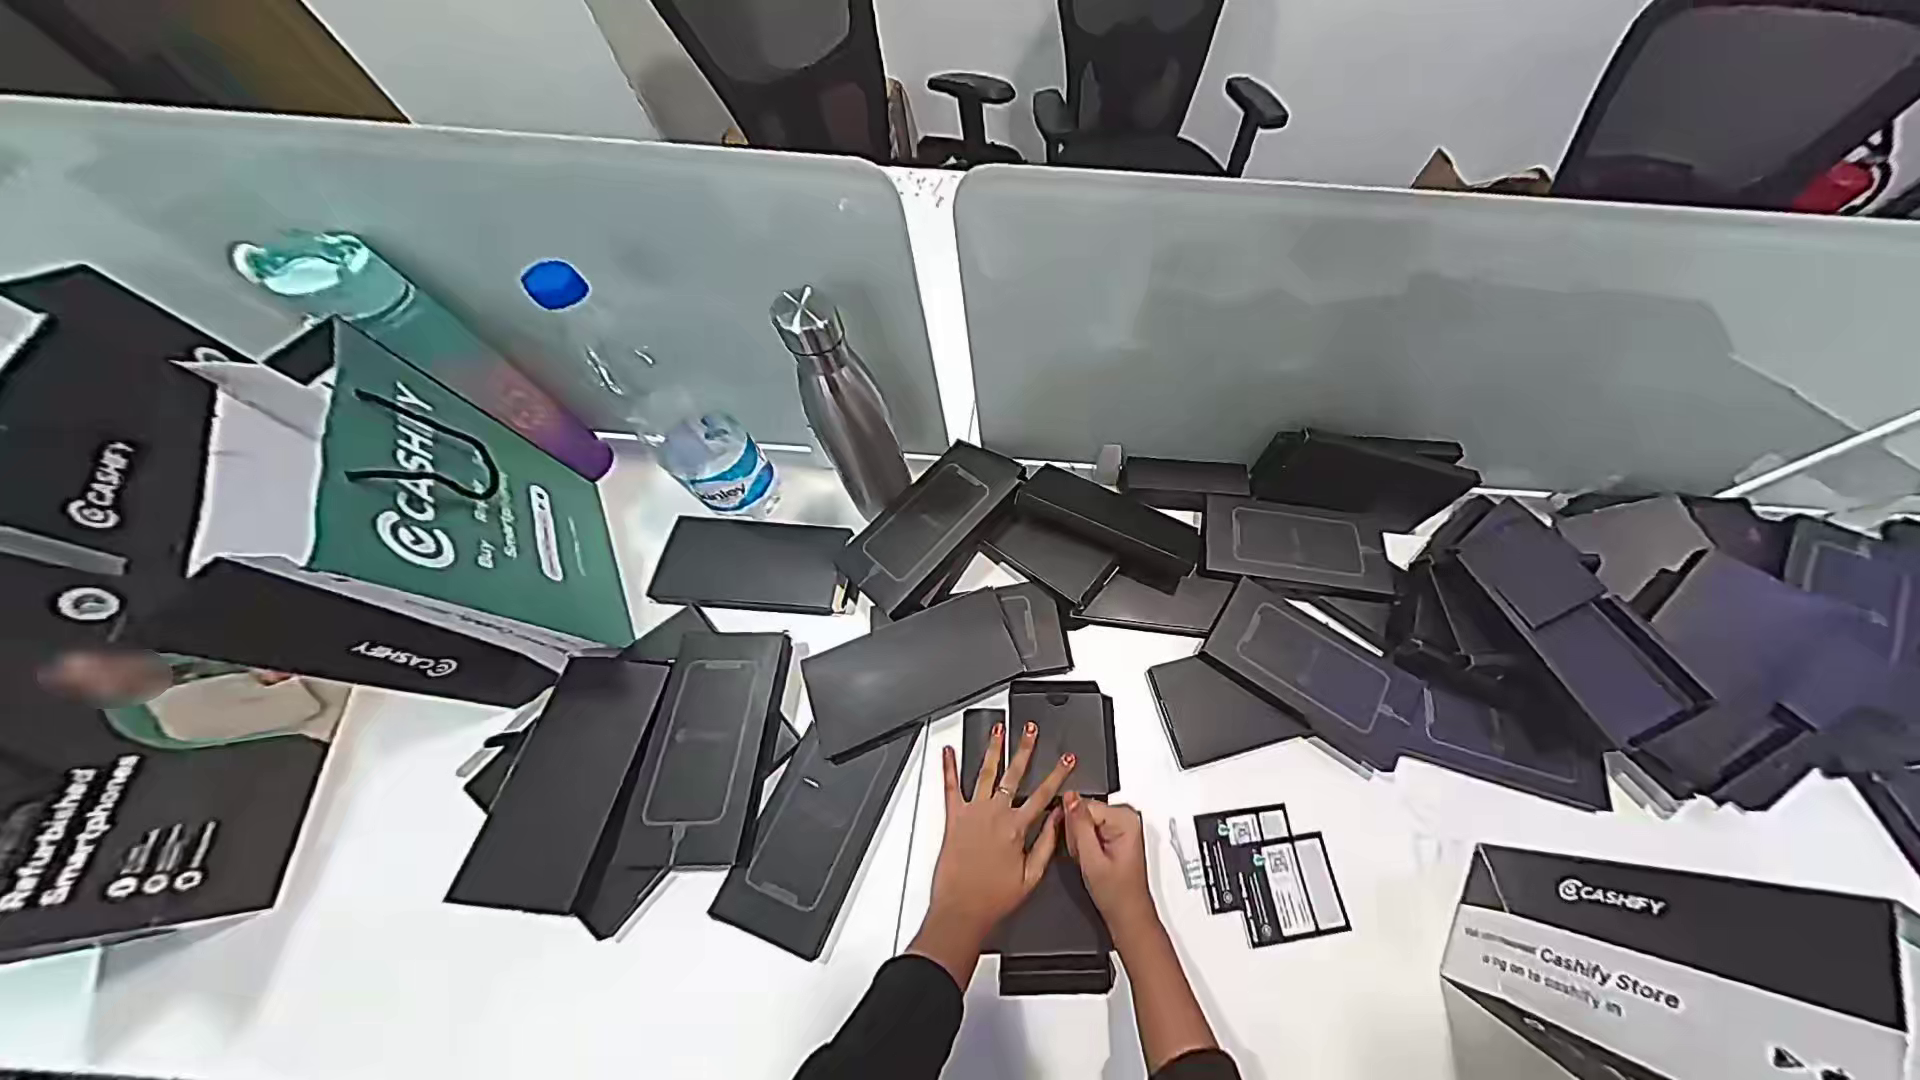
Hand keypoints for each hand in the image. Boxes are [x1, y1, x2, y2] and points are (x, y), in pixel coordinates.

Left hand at [910, 720, 1076, 985]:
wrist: (961, 910)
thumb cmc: (993, 898)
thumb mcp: (1031, 876)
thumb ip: (1046, 843)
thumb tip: (1058, 820)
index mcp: (1016, 828)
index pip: (1043, 794)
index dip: (1058, 774)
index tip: (1067, 759)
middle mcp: (994, 814)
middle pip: (1014, 774)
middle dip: (1024, 748)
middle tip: (1030, 730)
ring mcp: (973, 812)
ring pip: (985, 772)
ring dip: (993, 749)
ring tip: (997, 730)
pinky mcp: (953, 817)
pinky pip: (950, 787)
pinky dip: (948, 767)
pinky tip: (948, 752)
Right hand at [1063, 793, 1154, 932]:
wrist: (1128, 916)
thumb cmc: (1117, 894)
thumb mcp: (1091, 860)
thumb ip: (1079, 826)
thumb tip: (1069, 797)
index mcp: (1125, 818)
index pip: (1083, 805)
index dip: (1074, 829)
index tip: (1081, 849)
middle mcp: (1125, 815)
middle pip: (1083, 810)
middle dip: (1077, 834)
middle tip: (1087, 858)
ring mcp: (1119, 822)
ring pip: (1081, 818)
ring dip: (1079, 840)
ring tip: (1090, 860)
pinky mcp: (1113, 829)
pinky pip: (1086, 826)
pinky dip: (1083, 843)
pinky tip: (1091, 858)